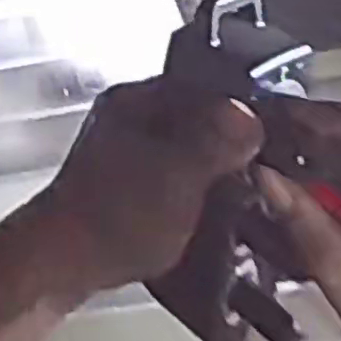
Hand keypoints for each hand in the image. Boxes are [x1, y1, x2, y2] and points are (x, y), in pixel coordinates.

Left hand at [30, 76, 263, 295]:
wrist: (71, 255)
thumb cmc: (113, 212)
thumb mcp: (176, 175)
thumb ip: (211, 140)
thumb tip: (244, 115)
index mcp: (132, 101)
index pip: (193, 85)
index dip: (234, 105)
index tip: (269, 127)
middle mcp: (123, 117)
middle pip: (189, 114)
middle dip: (227, 136)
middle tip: (264, 160)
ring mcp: (121, 147)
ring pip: (180, 143)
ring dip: (212, 161)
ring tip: (245, 184)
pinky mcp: (123, 179)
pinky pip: (169, 169)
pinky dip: (194, 183)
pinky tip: (211, 206)